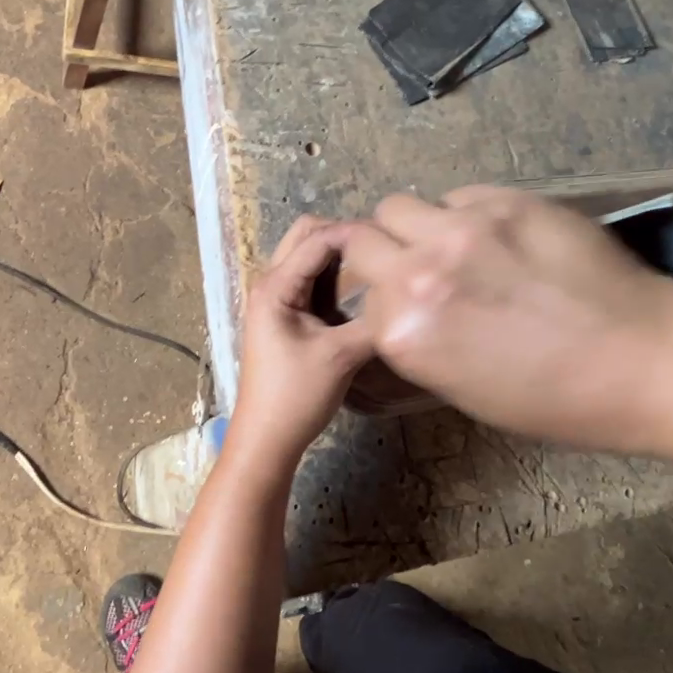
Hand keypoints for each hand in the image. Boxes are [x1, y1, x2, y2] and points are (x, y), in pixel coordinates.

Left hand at [227, 217, 375, 470]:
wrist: (267, 438)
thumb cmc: (297, 395)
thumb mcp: (341, 355)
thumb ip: (372, 319)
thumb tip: (405, 295)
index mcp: (276, 285)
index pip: (318, 238)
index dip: (355, 233)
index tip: (394, 243)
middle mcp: (270, 282)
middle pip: (307, 235)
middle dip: (343, 235)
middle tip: (382, 251)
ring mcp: (275, 298)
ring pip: (307, 256)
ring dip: (338, 254)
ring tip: (376, 266)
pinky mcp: (284, 314)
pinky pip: (309, 278)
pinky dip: (333, 274)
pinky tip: (360, 290)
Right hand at [342, 186, 672, 448]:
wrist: (646, 361)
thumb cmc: (558, 399)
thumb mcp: (463, 388)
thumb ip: (417, 339)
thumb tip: (402, 306)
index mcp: (403, 333)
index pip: (360, 294)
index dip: (380, 296)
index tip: (402, 300)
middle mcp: (419, 274)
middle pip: (363, 239)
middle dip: (382, 252)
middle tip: (419, 267)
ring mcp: (462, 229)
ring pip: (401, 206)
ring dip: (419, 226)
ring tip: (458, 245)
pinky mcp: (505, 200)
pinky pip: (459, 196)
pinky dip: (467, 213)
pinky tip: (503, 237)